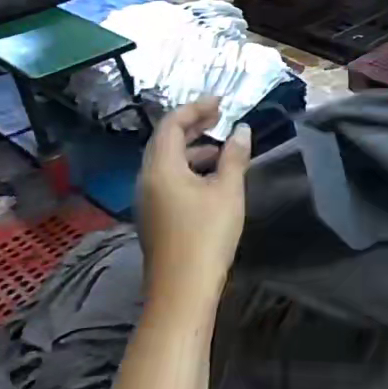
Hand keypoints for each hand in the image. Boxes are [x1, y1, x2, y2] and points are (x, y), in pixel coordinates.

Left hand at [136, 97, 249, 310]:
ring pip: (166, 161)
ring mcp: (148, 199)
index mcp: (160, 169)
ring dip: (192, 147)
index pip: (170, 126)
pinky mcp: (155, 215)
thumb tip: (241, 130)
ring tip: (223, 147)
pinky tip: (213, 175)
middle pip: (164, 142)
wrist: (183, 287)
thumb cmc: (208, 233)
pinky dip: (189, 166)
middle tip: (220, 116)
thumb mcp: (229, 190)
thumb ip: (234, 157)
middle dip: (192, 125)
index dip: (194, 109)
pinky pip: (168, 178)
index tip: (220, 101)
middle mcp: (147, 180)